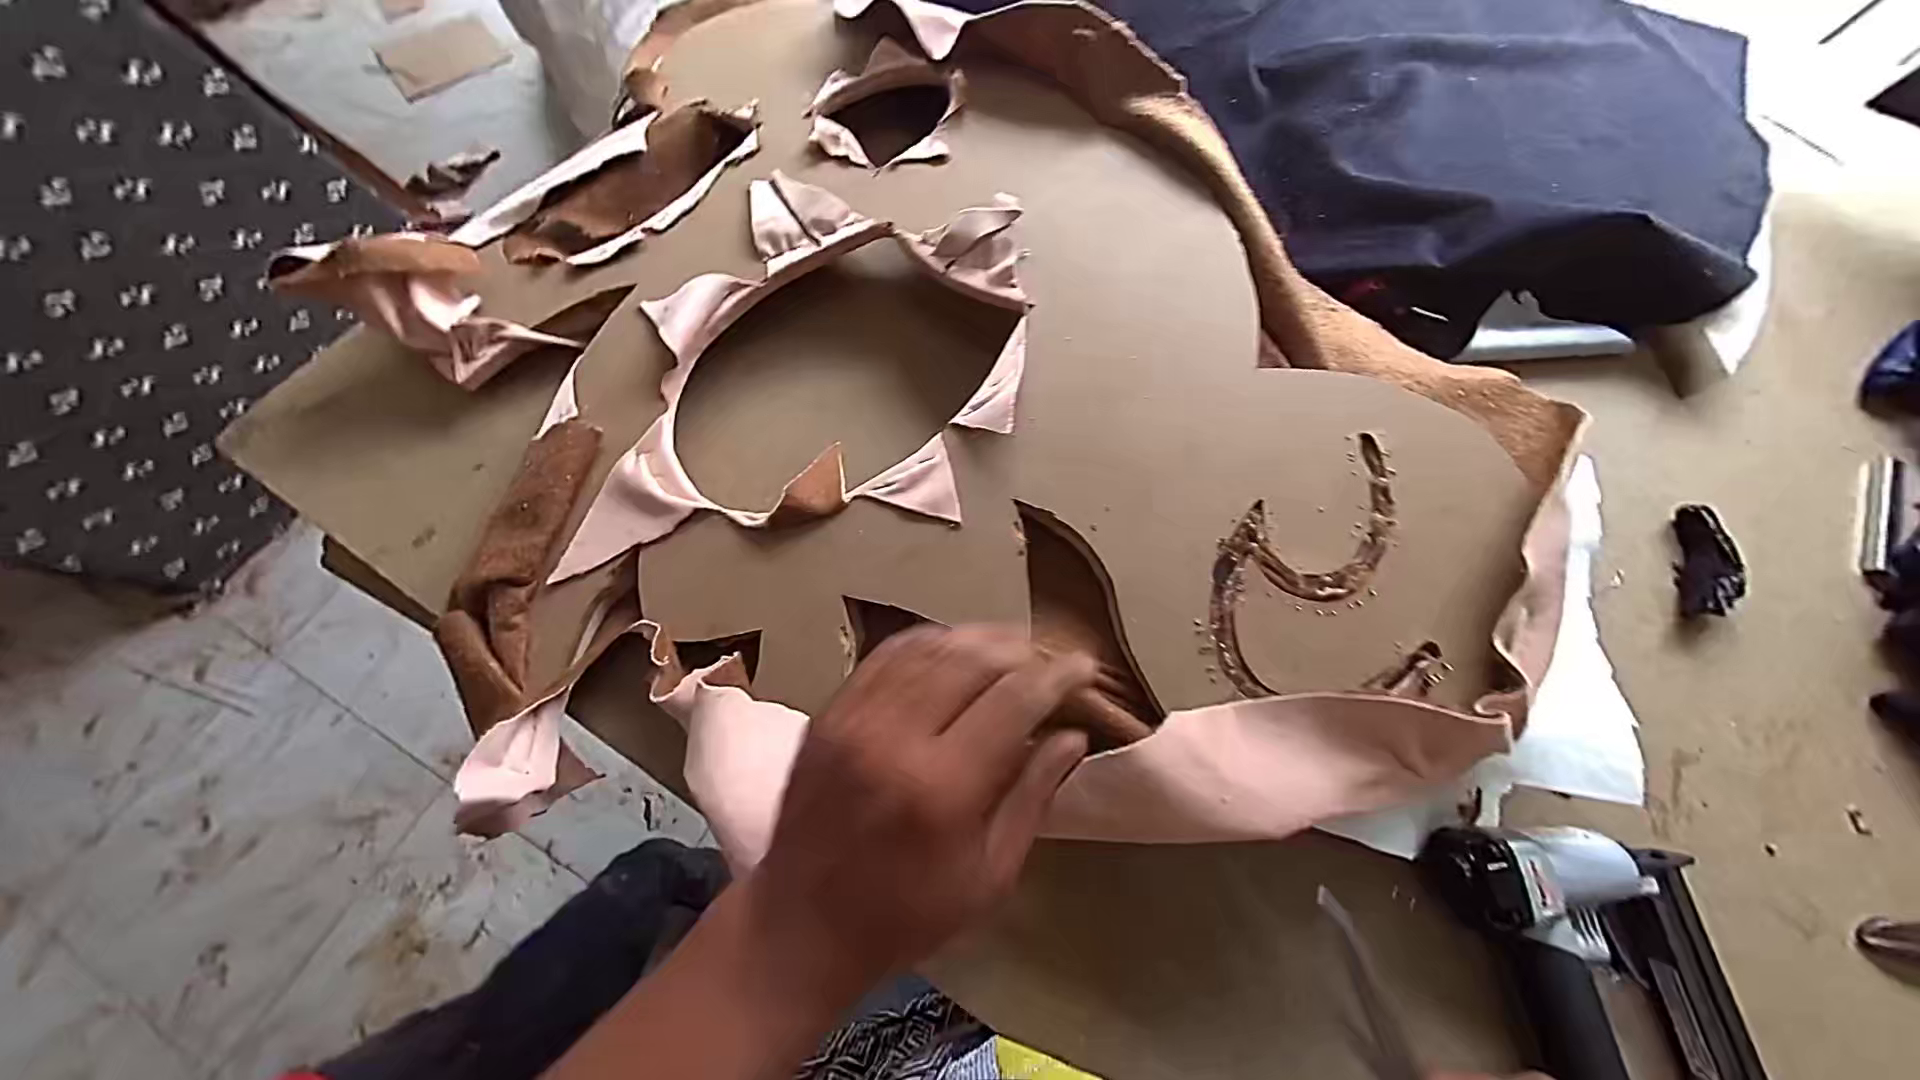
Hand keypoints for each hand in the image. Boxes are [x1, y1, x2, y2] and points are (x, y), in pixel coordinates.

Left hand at [742, 625, 1096, 990]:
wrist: (799, 924)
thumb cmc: (906, 914)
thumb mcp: (989, 875)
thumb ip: (1033, 796)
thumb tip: (1072, 735)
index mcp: (942, 786)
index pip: (1014, 699)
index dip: (1057, 675)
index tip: (1084, 666)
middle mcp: (894, 736)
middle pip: (973, 659)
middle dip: (1023, 649)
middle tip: (1049, 659)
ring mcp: (855, 717)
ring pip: (930, 646)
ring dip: (979, 639)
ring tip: (1012, 647)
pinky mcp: (831, 711)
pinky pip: (888, 654)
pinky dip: (930, 642)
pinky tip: (954, 648)